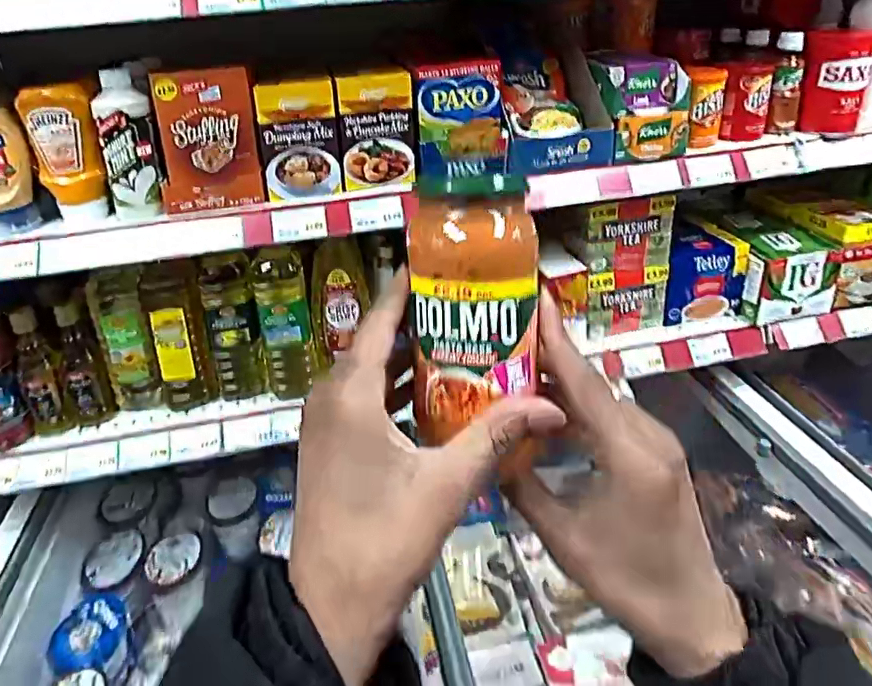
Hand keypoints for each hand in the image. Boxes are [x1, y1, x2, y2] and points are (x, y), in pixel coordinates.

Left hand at [290, 267, 565, 684]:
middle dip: (416, 324)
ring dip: (406, 359)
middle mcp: (330, 395)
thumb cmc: (383, 536)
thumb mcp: (445, 484)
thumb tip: (548, 404)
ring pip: (367, 372)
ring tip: (456, 344)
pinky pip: (361, 398)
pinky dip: (392, 389)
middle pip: (374, 343)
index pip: (377, 321)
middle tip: (463, 308)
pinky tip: (432, 395)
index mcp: (350, 392)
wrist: (330, 605)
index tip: (431, 266)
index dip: (403, 290)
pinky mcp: (328, 442)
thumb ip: (495, 438)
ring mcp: (324, 420)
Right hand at [501, 292, 748, 678]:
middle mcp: (647, 435)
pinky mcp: (654, 452)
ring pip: (600, 399)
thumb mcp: (564, 538)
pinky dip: (576, 408)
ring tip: (517, 366)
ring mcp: (655, 441)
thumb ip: (522, 485)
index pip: (585, 382)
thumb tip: (488, 445)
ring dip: (561, 383)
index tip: (537, 299)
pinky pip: (609, 417)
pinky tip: (547, 409)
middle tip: (507, 332)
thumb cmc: (629, 583)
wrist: (695, 620)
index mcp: (630, 452)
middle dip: (550, 356)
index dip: (557, 339)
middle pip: (591, 384)